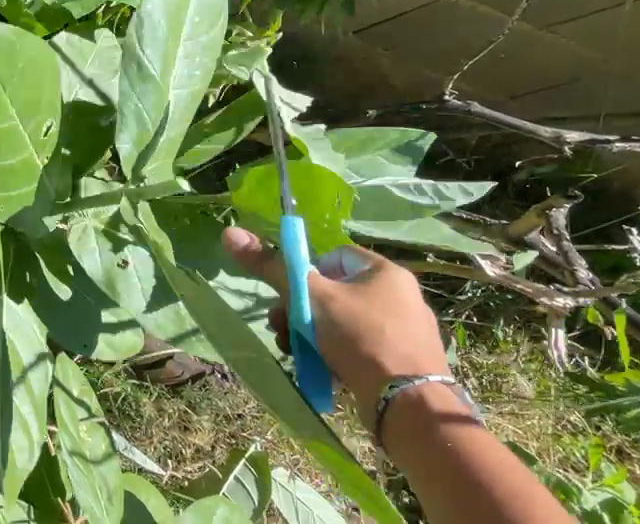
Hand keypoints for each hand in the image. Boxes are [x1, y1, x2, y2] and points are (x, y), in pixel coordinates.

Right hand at [221, 226, 450, 405]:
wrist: (410, 406)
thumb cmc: (360, 337)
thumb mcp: (308, 297)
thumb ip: (270, 266)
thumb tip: (229, 233)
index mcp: (386, 273)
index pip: (334, 256)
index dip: (306, 271)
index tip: (291, 292)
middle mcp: (400, 297)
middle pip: (333, 292)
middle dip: (298, 309)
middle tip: (281, 326)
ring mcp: (405, 333)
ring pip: (342, 322)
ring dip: (309, 333)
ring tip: (293, 350)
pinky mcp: (404, 364)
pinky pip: (359, 348)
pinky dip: (335, 354)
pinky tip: (318, 368)